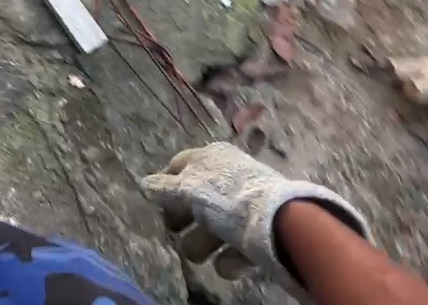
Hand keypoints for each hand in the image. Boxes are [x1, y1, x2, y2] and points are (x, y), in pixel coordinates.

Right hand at [141, 143, 369, 296]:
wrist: (283, 226)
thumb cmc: (228, 198)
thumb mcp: (188, 190)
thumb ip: (165, 189)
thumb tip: (144, 184)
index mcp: (211, 158)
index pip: (180, 166)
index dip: (165, 183)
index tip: (156, 204)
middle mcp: (229, 177)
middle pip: (198, 197)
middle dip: (184, 218)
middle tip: (172, 232)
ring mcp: (247, 205)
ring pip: (217, 223)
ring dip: (203, 241)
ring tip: (196, 257)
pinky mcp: (264, 232)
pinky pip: (240, 244)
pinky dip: (229, 257)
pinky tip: (223, 268)